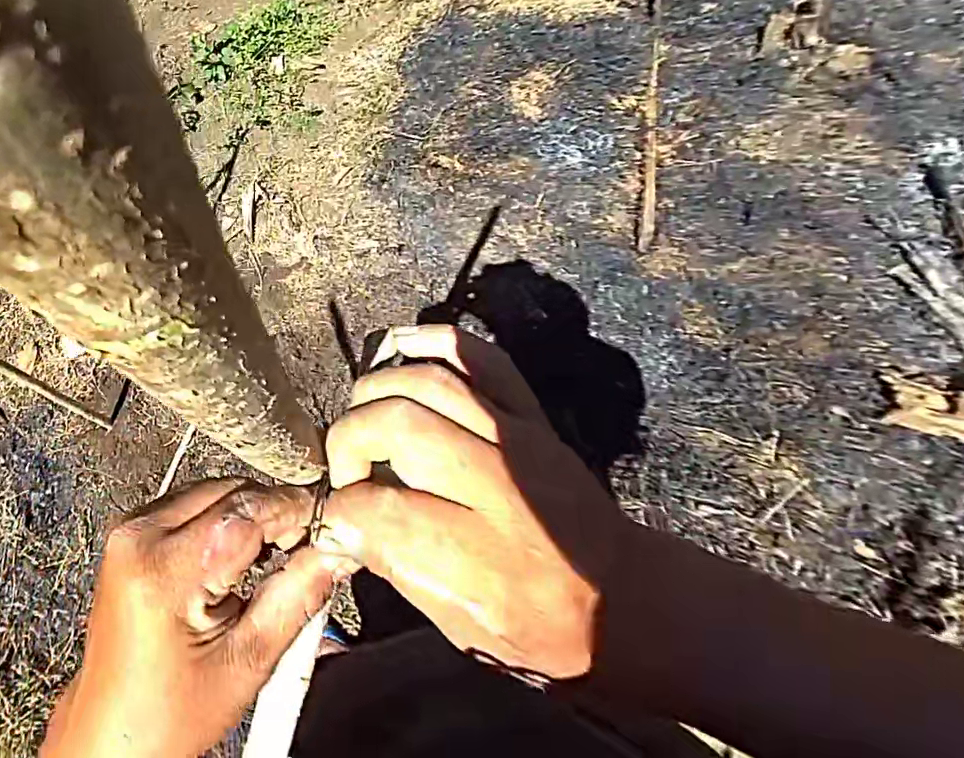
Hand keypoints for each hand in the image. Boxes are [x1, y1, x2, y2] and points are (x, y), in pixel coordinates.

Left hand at [42, 479, 349, 757]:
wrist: (111, 729)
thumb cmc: (163, 716)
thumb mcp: (246, 663)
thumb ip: (296, 599)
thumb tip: (330, 554)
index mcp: (163, 569)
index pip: (245, 511)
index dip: (294, 510)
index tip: (327, 520)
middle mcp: (138, 536)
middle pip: (227, 492)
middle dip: (274, 511)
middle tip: (309, 541)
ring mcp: (130, 530)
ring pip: (210, 492)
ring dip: (248, 514)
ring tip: (276, 555)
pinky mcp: (130, 533)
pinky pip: (188, 504)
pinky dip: (222, 520)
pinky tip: (240, 554)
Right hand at [314, 324, 627, 679]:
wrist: (627, 599)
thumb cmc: (538, 622)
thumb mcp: (459, 621)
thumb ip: (391, 562)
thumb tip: (336, 520)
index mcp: (476, 557)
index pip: (373, 507)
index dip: (340, 508)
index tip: (339, 518)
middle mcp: (496, 485)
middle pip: (394, 424)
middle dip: (349, 439)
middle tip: (351, 469)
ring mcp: (516, 437)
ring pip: (426, 382)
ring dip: (376, 392)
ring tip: (364, 418)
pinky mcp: (529, 414)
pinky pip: (480, 357)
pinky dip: (434, 341)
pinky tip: (400, 348)